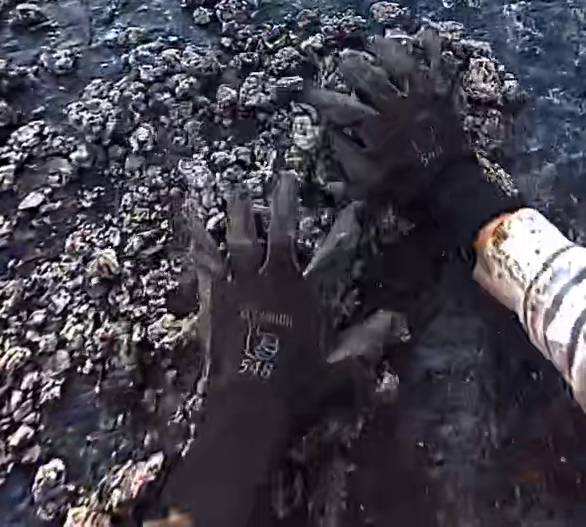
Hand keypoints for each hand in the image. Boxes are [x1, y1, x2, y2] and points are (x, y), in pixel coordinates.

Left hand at [154, 173, 404, 526]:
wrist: (247, 407)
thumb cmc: (295, 390)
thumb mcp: (338, 371)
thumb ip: (365, 343)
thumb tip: (395, 320)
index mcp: (304, 294)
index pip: (331, 254)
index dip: (343, 230)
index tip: (353, 208)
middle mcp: (272, 280)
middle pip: (279, 233)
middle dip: (283, 204)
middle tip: (285, 177)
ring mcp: (240, 284)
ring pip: (240, 239)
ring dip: (240, 212)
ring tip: (237, 188)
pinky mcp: (214, 295)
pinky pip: (204, 259)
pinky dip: (198, 237)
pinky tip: (189, 217)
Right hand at [304, 24, 523, 248]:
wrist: (453, 188)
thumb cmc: (406, 186)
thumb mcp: (367, 181)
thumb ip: (344, 154)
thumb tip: (328, 130)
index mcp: (375, 127)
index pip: (340, 106)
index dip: (320, 97)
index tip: (306, 91)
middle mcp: (396, 106)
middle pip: (369, 77)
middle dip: (352, 66)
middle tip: (342, 58)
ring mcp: (421, 97)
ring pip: (401, 64)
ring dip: (386, 49)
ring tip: (375, 40)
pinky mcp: (442, 95)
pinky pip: (439, 66)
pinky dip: (433, 48)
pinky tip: (427, 32)